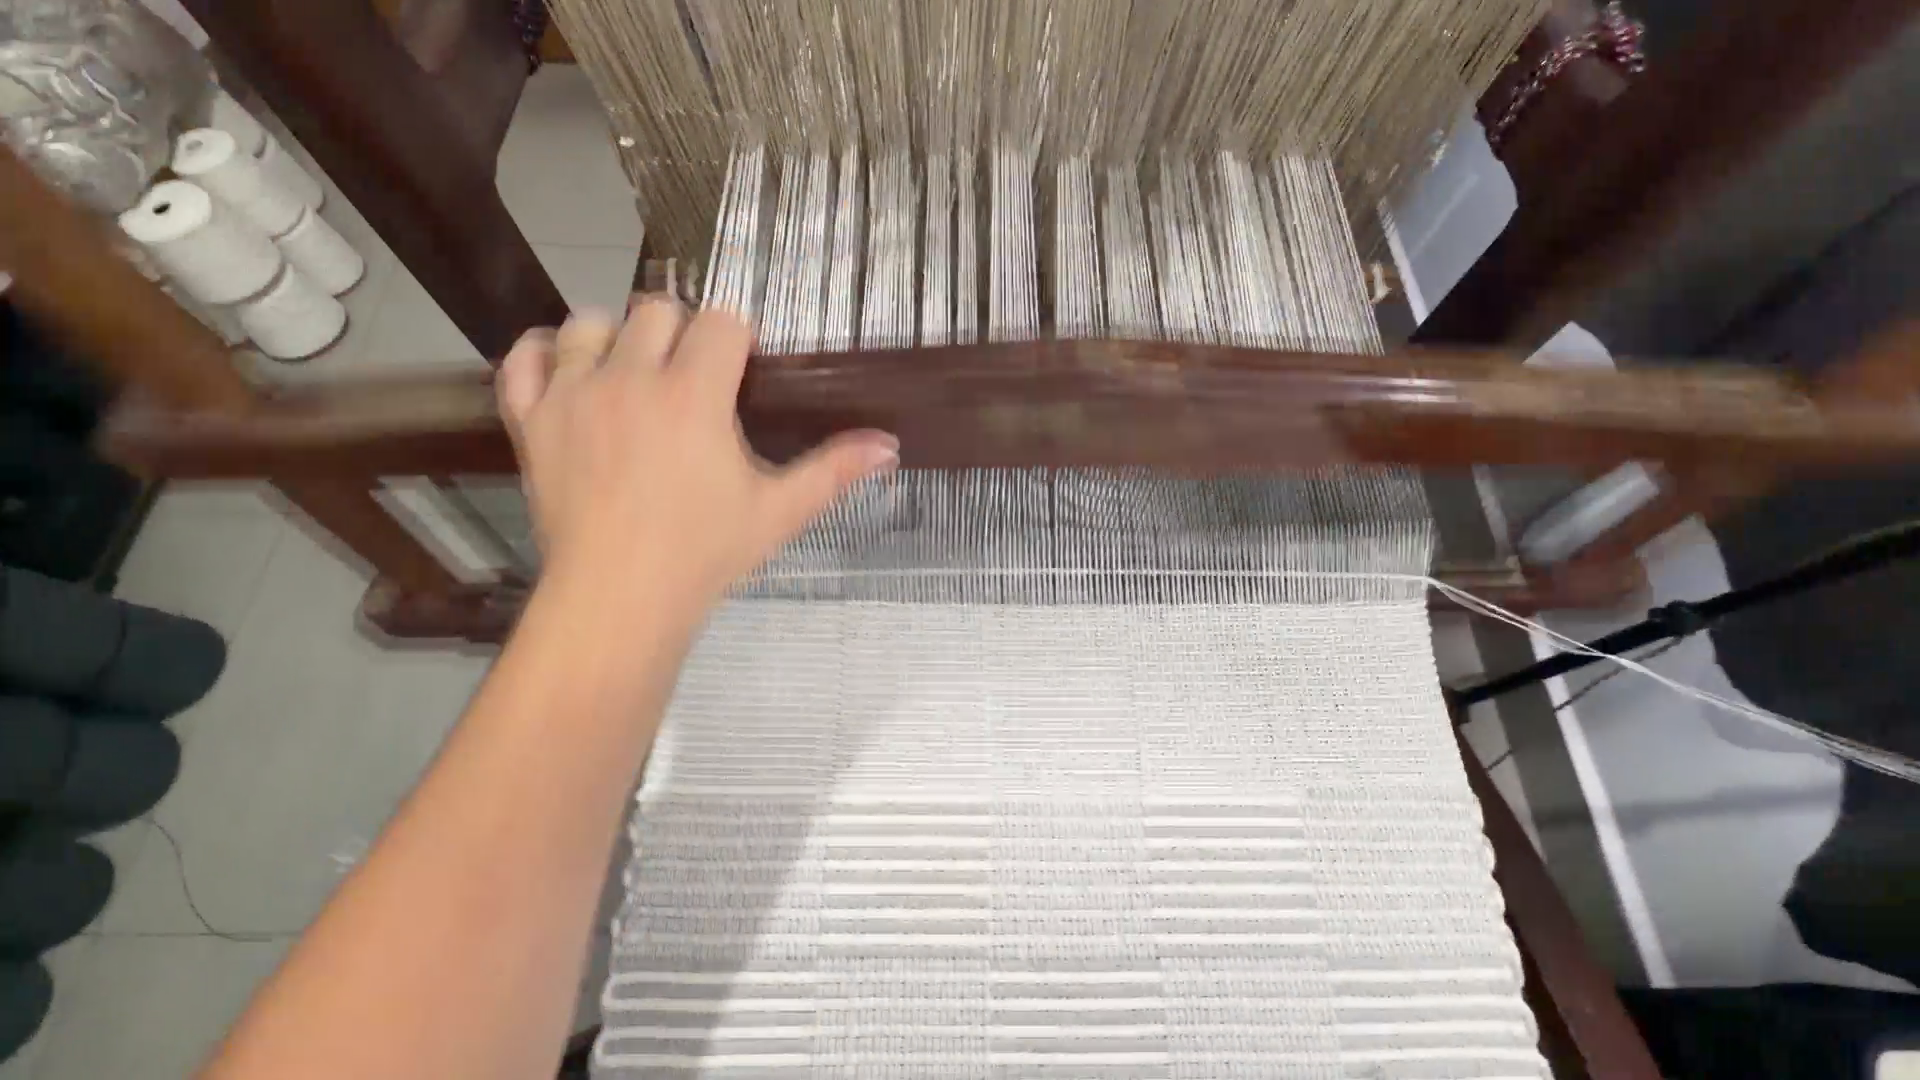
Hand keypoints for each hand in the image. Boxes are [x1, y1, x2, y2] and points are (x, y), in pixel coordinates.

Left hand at [496, 298, 897, 617]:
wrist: (618, 596)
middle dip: (680, 333)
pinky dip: (543, 354)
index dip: (736, 337)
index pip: (720, 320)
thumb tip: (890, 445)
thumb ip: (833, 471)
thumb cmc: (705, 553)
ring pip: (587, 322)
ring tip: (632, 376)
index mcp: (693, 394)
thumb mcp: (779, 512)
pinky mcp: (531, 419)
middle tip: (692, 379)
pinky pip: (523, 358)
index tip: (740, 369)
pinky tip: (568, 372)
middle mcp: (629, 377)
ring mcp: (572, 394)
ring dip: (614, 337)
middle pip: (655, 310)